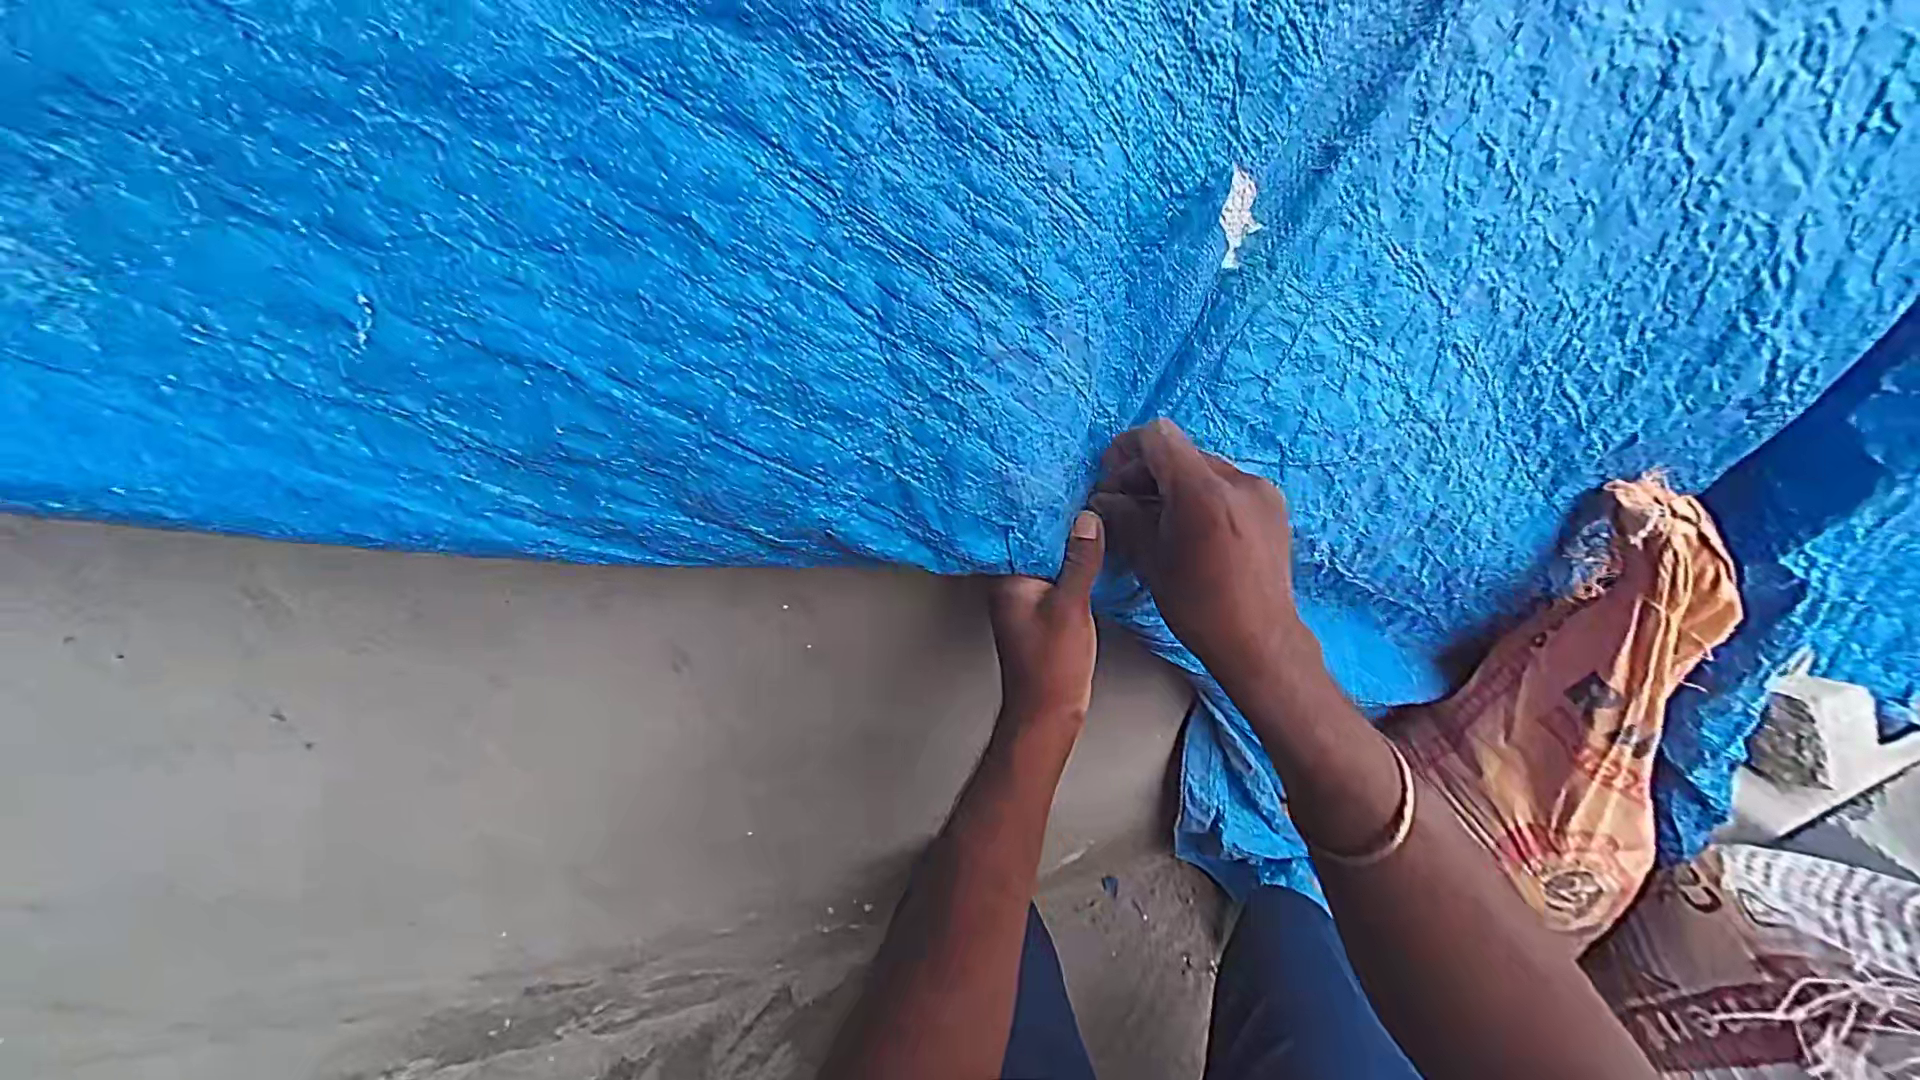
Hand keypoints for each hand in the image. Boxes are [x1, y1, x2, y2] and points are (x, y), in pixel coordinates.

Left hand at [986, 510, 1104, 724]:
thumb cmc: (1051, 665)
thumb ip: (1080, 561)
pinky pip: (1056, 576)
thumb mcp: (1070, 606)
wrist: (1049, 712)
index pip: (1018, 531)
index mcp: (1006, 580)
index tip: (1059, 482)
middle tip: (1081, 491)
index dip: (1039, 507)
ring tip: (1089, 512)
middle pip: (1033, 543)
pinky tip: (1091, 551)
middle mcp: (1010, 585)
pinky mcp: (1042, 610)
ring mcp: (1026, 598)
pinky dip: (1071, 564)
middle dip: (1056, 521)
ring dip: (1065, 542)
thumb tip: (1088, 519)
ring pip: (1047, 559)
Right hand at [1089, 419, 1316, 688]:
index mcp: (1202, 492)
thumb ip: (1123, 518)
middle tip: (1122, 502)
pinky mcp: (1272, 505)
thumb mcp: (1149, 559)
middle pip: (1179, 452)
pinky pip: (1226, 484)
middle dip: (1146, 472)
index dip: (1126, 448)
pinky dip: (1200, 494)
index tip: (1110, 473)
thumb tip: (1102, 499)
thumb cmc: (1198, 606)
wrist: (1259, 640)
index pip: (1158, 438)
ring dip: (1172, 484)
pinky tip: (1188, 526)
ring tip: (1155, 517)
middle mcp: (1237, 481)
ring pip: (1202, 468)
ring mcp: (1260, 491)